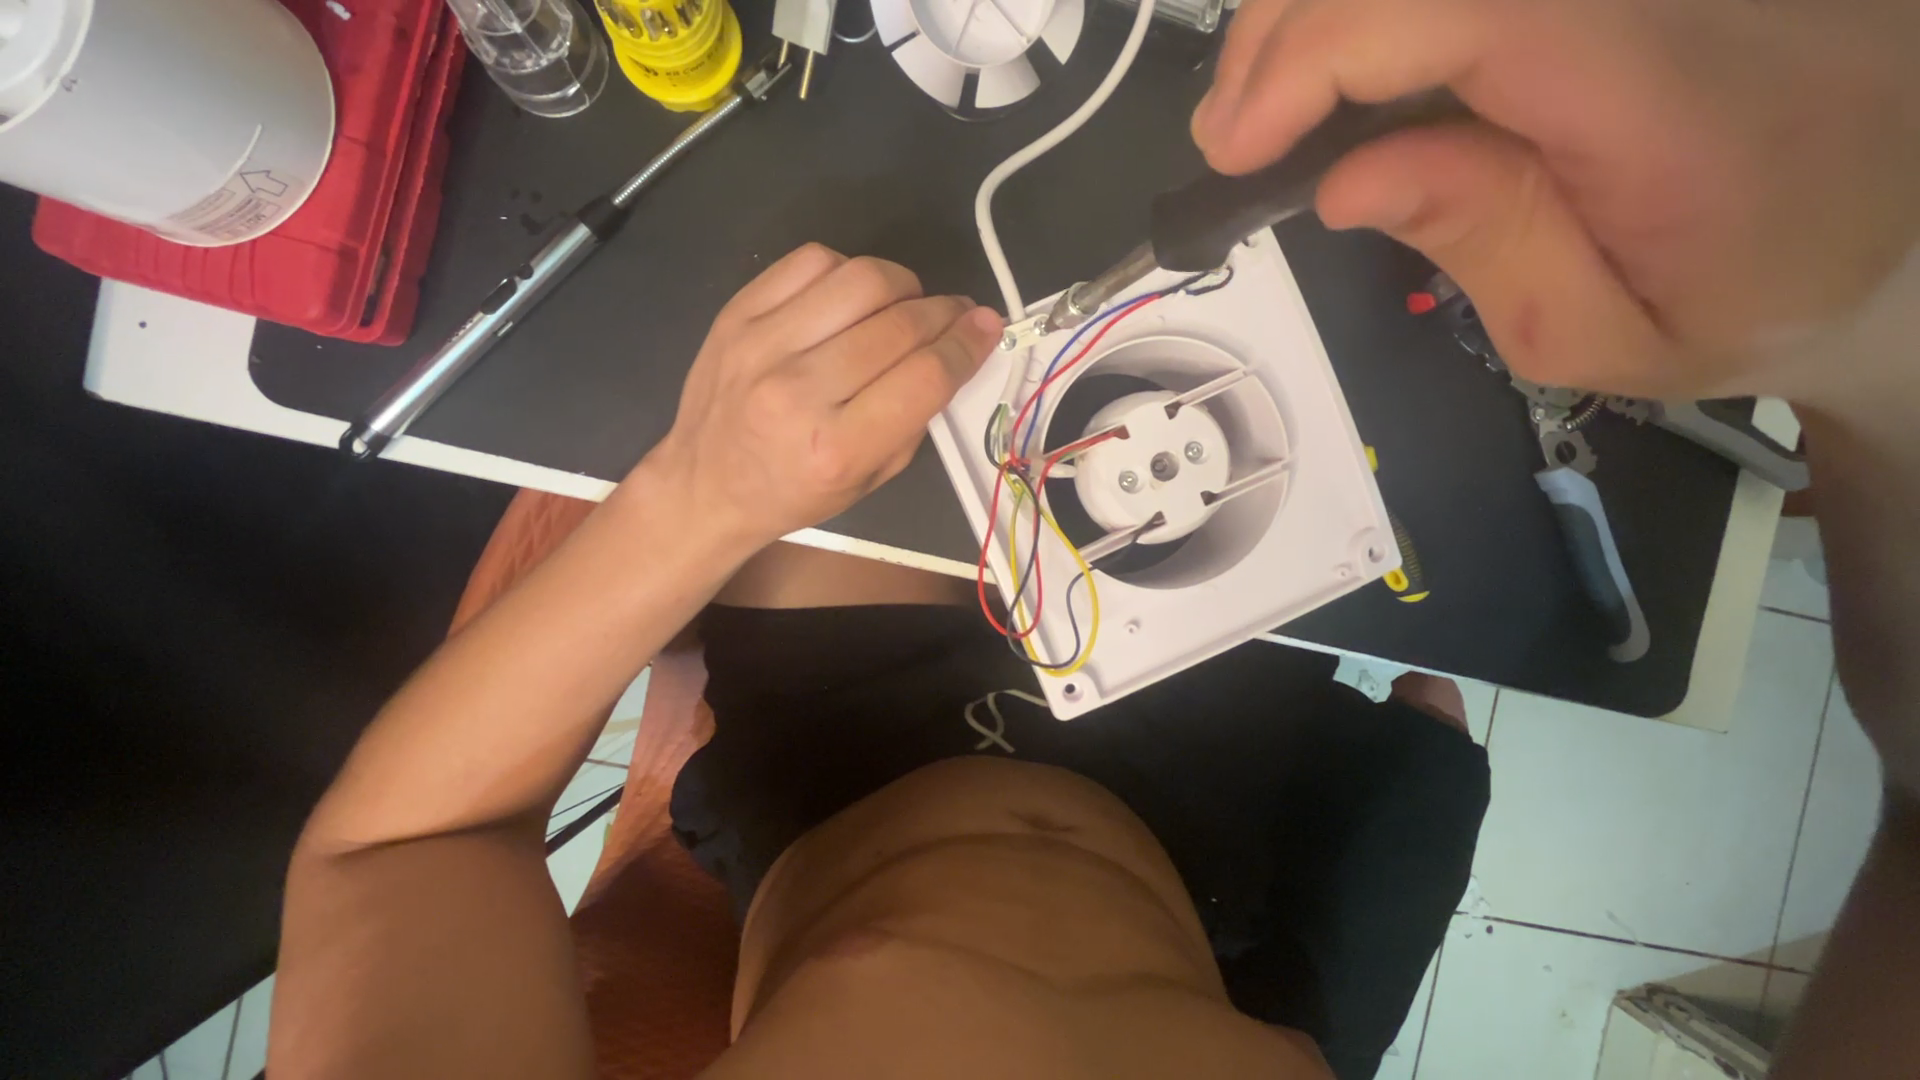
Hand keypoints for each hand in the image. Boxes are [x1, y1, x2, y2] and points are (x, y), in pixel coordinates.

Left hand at [638, 244, 1002, 548]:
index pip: (926, 375)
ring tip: (907, 304)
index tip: (987, 327)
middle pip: (900, 324)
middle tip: (956, 315)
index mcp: (838, 447)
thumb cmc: (795, 493)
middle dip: (944, 313)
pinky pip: (812, 261)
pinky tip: (855, 297)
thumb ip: (916, 417)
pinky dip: (849, 271)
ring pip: (861, 280)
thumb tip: (958, 348)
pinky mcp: (737, 313)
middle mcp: (798, 391)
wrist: (705, 484)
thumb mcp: (870, 478)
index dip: (968, 344)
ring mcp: (761, 345)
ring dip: (903, 285)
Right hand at [1191, 0, 1919, 404]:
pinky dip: (1362, 11)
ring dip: (1311, 14)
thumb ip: (1476, 242)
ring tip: (1255, 110)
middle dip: (1288, 32)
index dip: (1323, 56)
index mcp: (1666, 91)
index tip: (1236, 150)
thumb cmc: (1735, 301)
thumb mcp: (1591, 328)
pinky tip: (1325, 66)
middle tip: (1224, 138)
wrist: (1892, 217)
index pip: (1473, 9)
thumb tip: (1340, 180)